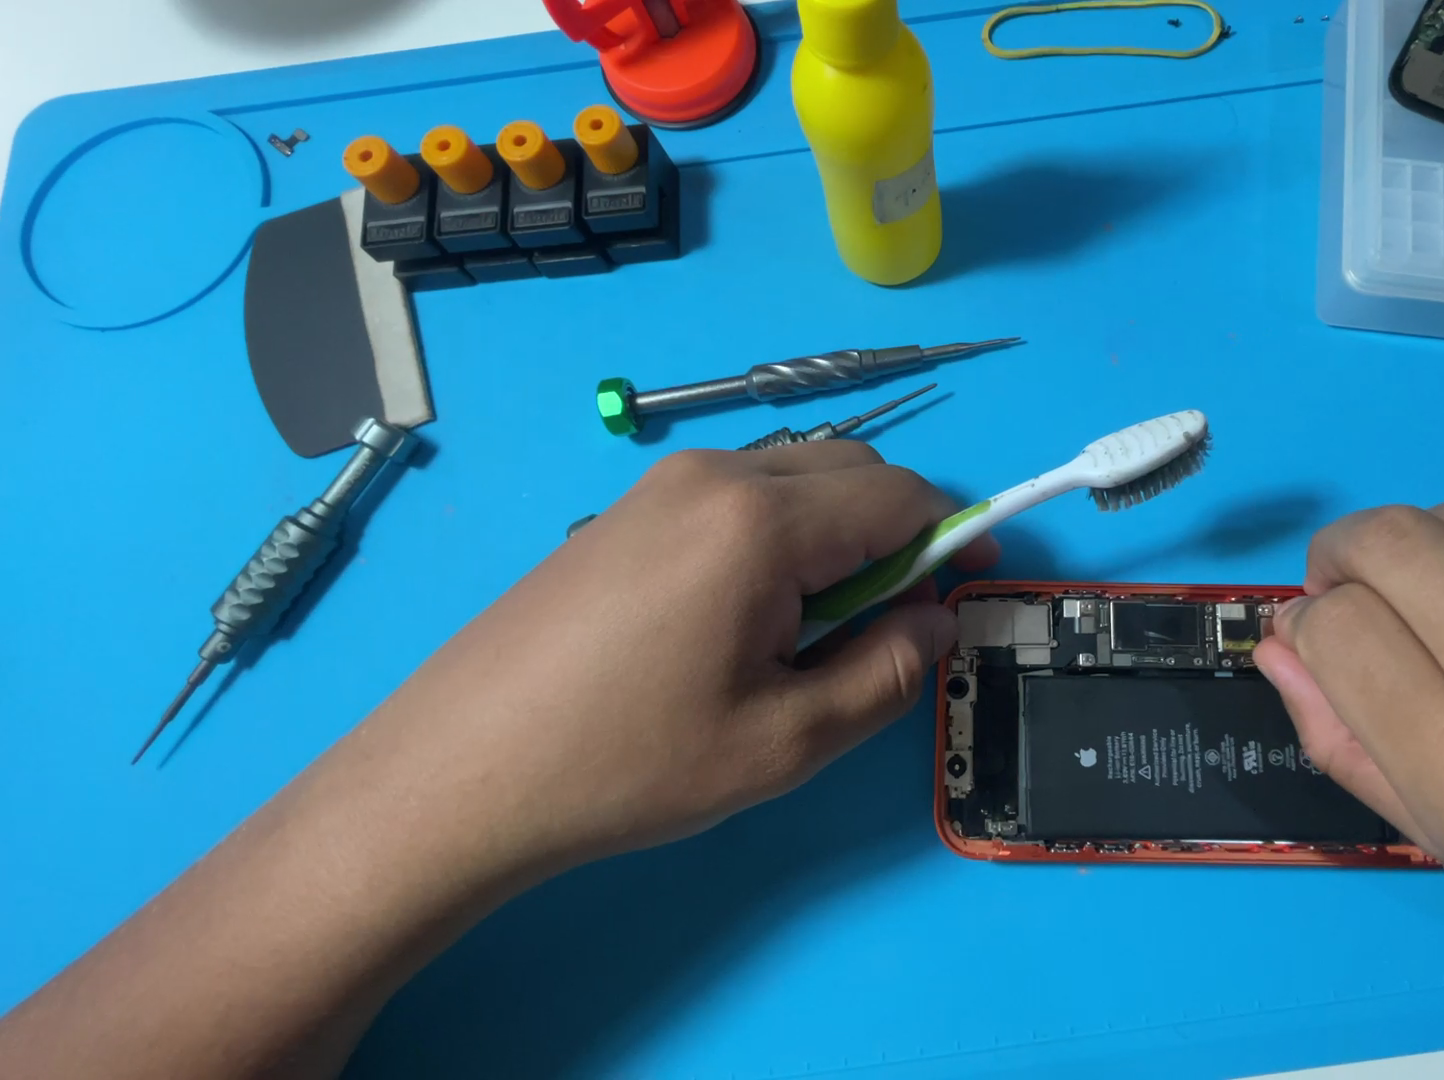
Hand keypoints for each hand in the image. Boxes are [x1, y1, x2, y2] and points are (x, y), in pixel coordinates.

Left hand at [348, 441, 997, 872]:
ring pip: (798, 480)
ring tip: (813, 625)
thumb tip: (940, 623)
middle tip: (891, 620)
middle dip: (899, 533)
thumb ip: (888, 673)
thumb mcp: (787, 739)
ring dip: (840, 534)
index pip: (900, 495)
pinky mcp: (631, 509)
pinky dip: (785, 535)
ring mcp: (664, 485)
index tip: (976, 581)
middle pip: (853, 473)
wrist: (456, 775)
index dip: (954, 533)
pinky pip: (743, 497)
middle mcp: (716, 475)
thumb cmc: (632, 763)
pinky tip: (746, 612)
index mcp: (762, 521)